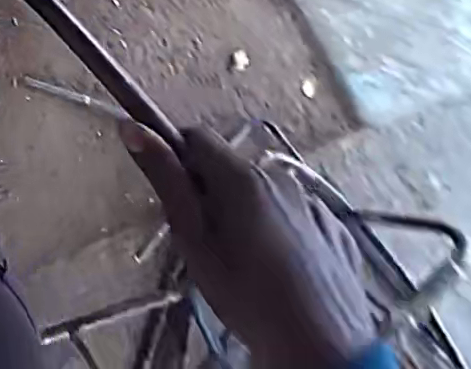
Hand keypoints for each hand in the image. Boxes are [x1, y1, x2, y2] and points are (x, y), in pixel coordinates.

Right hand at [121, 123, 376, 367]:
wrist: (328, 357)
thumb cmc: (246, 294)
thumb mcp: (191, 236)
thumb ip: (164, 177)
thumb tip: (131, 126)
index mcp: (240, 176)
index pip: (194, 136)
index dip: (176, 155)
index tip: (174, 191)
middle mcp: (280, 179)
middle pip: (228, 164)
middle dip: (208, 185)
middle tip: (202, 231)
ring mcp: (315, 207)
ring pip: (261, 189)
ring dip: (245, 206)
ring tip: (243, 254)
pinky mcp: (339, 235)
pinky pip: (295, 213)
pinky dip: (280, 225)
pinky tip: (279, 263)